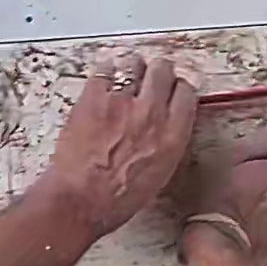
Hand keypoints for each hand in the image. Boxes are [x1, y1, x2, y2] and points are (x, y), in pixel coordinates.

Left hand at [33, 54, 197, 238]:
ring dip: (130, 68)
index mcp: (172, 135)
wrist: (80, 200)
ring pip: (134, 65)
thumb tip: (162, 129)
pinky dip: (104, 73)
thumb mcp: (157, 175)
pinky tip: (102, 80)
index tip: (170, 89)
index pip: (186, 93)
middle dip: (156, 72)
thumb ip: (165, 144)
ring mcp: (121, 102)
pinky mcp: (93, 98)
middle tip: (147, 77)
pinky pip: (103, 71)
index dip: (177, 89)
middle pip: (163, 71)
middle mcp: (151, 113)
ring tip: (123, 76)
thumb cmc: (114, 199)